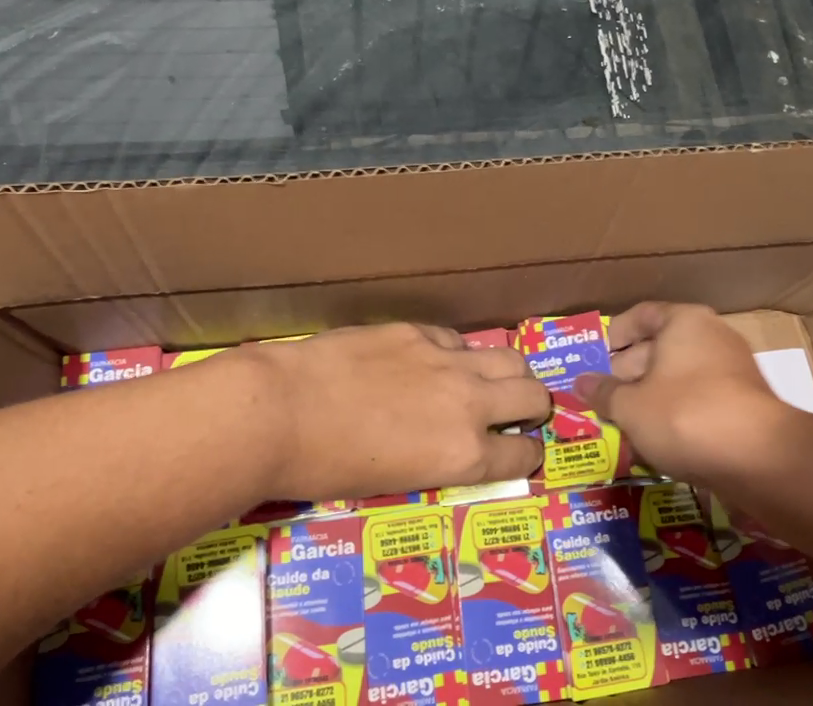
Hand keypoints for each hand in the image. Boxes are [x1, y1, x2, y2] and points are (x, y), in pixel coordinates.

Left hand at [220, 323, 547, 501]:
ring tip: (489, 380)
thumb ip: (438, 460)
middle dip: (533, 407)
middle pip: (534, 394)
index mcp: (464, 455)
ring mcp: (445, 359)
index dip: (527, 454)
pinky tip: (434, 361)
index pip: (525, 454)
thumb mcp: (393, 482)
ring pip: (508, 357)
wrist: (279, 412)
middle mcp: (469, 403)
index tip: (521, 450)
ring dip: (508, 374)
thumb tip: (448, 445)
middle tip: (516, 412)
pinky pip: (457, 339)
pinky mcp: (416, 330)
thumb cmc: (323, 468)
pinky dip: (458, 354)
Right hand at [578, 302, 791, 484]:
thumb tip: (580, 382)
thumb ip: (604, 393)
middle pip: (660, 347)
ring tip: (624, 424)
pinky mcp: (746, 405)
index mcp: (684, 322)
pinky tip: (658, 441)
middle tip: (602, 399)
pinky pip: (700, 401)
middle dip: (628, 373)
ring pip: (679, 378)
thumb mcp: (631, 407)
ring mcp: (733, 370)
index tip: (594, 359)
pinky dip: (677, 415)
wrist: (760, 459)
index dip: (614, 335)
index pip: (641, 315)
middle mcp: (712, 337)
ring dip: (651, 398)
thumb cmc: (685, 415)